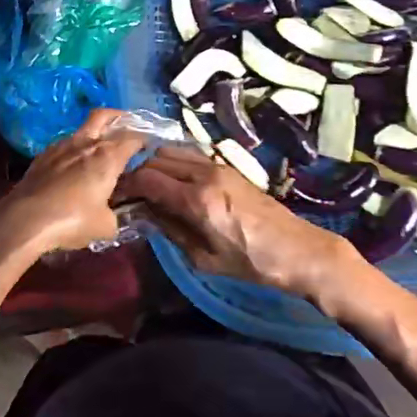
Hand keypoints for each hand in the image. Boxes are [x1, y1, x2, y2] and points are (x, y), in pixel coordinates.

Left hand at [0, 109, 146, 258]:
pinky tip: (73, 165)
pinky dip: (73, 149)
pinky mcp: (42, 156)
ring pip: (81, 129)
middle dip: (117, 117)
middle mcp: (85, 143)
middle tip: (125, 125)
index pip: (133, 137)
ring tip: (98, 150)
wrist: (26, 218)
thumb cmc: (72, 220)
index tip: (149, 146)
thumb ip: (115, 214)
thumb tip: (111, 212)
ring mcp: (60, 146)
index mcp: (107, 156)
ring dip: (92, 134)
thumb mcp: (105, 226)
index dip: (144, 139)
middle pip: (103, 116)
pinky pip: (63, 145)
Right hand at [118, 144, 369, 298]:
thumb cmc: (253, 264)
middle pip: (155, 159)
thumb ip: (171, 231)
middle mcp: (205, 175)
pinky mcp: (228, 167)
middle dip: (136, 173)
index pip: (146, 179)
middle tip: (128, 193)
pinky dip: (172, 163)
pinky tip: (172, 183)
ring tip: (148, 186)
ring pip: (171, 152)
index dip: (125, 185)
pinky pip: (189, 155)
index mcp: (197, 200)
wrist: (302, 251)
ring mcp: (218, 167)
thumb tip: (146, 214)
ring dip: (154, 165)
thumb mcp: (204, 259)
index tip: (114, 197)